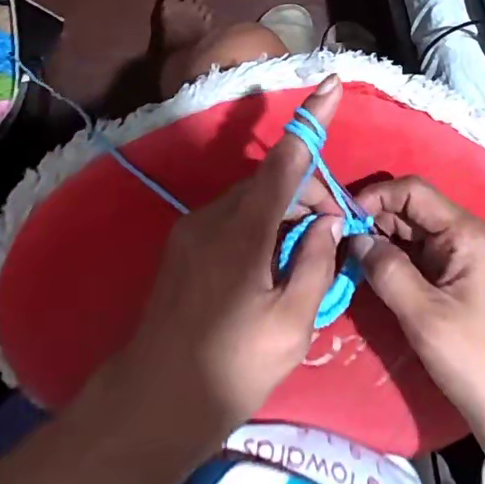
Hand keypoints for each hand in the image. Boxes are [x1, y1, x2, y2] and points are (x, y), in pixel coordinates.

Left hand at [102, 76, 346, 441]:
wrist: (151, 401)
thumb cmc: (230, 369)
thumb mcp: (290, 326)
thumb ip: (314, 265)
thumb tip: (326, 222)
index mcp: (243, 231)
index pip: (286, 161)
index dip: (312, 120)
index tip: (332, 82)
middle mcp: (213, 216)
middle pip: (271, 181)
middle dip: (307, 193)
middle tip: (332, 232)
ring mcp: (192, 228)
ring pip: (250, 200)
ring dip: (282, 212)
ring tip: (303, 257)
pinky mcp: (182, 245)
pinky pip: (230, 218)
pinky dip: (258, 226)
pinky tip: (270, 265)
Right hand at [354, 177, 484, 483]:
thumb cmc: (470, 357)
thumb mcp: (422, 313)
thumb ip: (386, 269)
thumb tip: (353, 237)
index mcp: (465, 233)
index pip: (413, 191)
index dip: (376, 197)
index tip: (344, 219)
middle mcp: (462, 233)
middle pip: (408, 207)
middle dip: (372, 218)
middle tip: (339, 240)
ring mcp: (456, 254)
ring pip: (406, 228)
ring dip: (377, 237)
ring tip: (346, 254)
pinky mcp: (448, 274)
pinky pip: (411, 251)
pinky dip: (387, 255)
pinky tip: (365, 268)